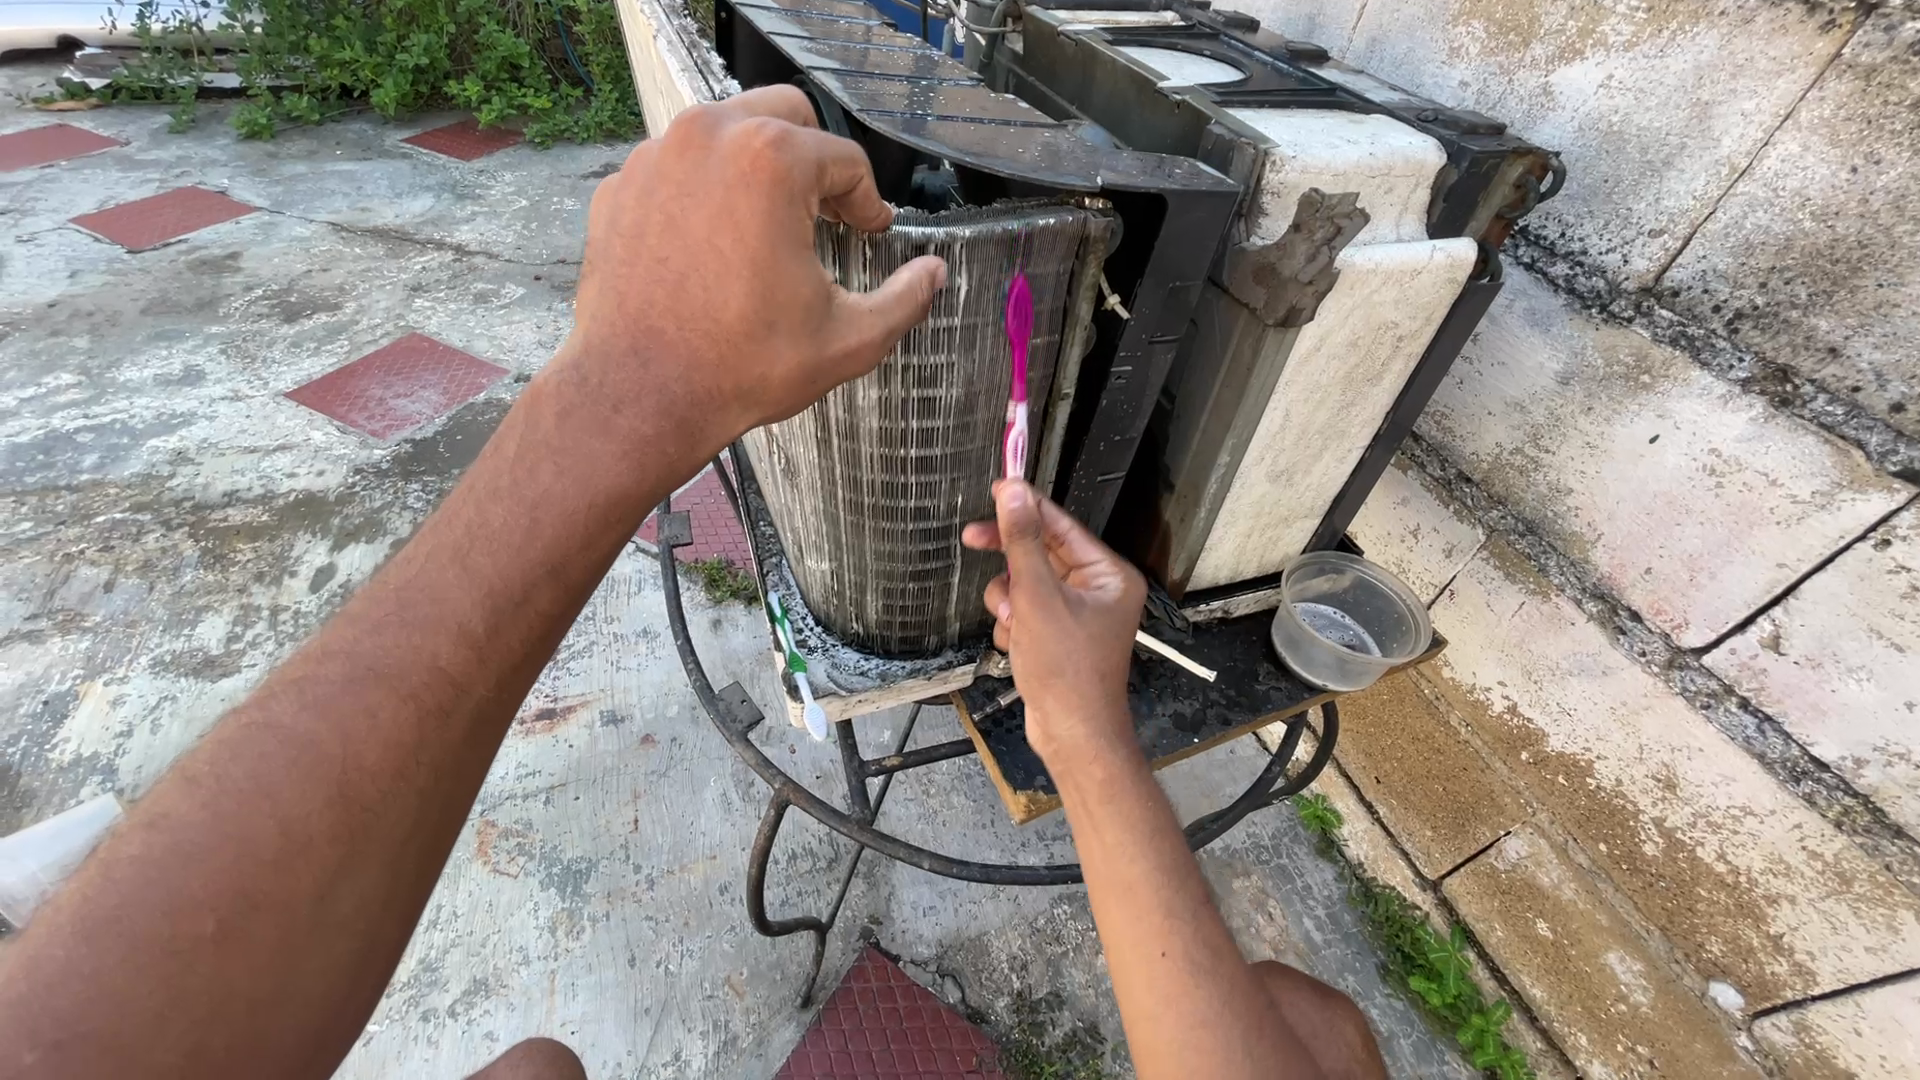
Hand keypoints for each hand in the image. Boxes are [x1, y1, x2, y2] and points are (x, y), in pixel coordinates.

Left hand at [556, 86, 948, 456]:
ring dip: (762, 170)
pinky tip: (721, 246)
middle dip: (817, 163)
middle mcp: (710, 138)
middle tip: (830, 215)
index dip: (869, 202)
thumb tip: (934, 275)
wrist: (644, 394)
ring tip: (776, 228)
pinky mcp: (623, 187)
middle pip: (787, 116)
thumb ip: (904, 300)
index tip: (872, 230)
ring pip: (728, 132)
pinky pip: (680, 167)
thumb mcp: (848, 341)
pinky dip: (709, 192)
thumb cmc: (742, 367)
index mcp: (772, 162)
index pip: (845, 161)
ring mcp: (657, 158)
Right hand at [961, 479, 1146, 768]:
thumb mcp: (1037, 597)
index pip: (1061, 526)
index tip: (993, 489)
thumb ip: (1022, 542)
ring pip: (1027, 584)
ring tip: (1014, 625)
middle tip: (971, 538)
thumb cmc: (1064, 667)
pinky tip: (1019, 647)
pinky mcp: (1060, 635)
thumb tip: (1013, 490)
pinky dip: (1015, 625)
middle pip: (1041, 554)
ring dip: (1010, 602)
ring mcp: (1078, 614)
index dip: (1025, 507)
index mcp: (1108, 574)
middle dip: (1012, 566)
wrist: (1072, 736)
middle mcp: (1098, 589)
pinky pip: (1027, 611)